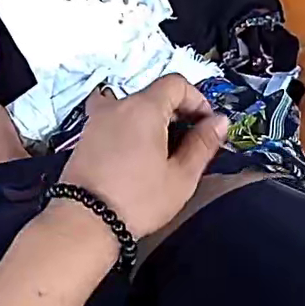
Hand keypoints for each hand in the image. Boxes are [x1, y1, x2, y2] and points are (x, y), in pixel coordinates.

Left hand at [59, 76, 228, 237]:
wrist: (85, 222)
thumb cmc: (138, 200)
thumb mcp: (181, 176)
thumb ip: (203, 144)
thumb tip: (219, 121)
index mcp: (144, 108)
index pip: (176, 83)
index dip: (198, 100)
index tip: (207, 124)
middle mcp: (117, 106)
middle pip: (154, 94)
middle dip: (176, 113)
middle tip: (189, 143)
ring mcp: (97, 120)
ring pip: (133, 108)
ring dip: (152, 122)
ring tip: (161, 152)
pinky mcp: (85, 137)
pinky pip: (115, 122)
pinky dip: (131, 130)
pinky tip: (137, 159)